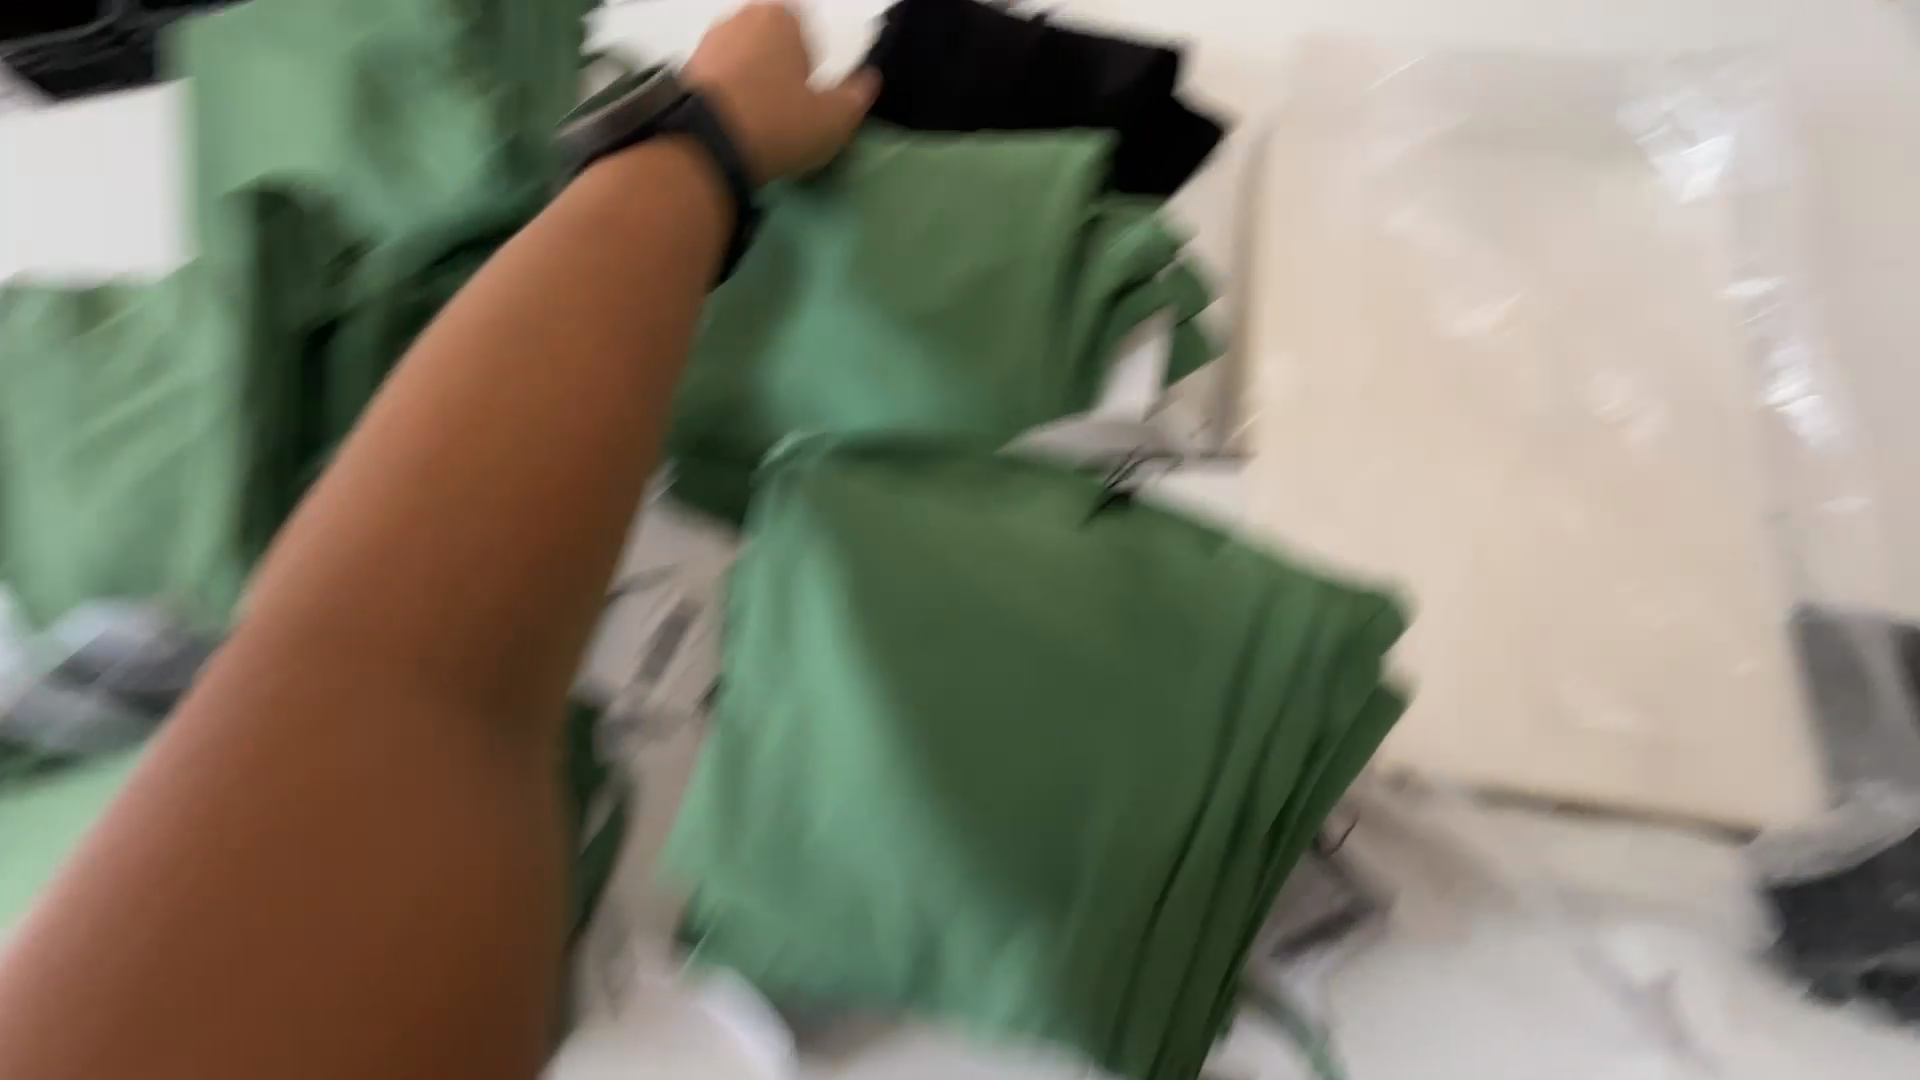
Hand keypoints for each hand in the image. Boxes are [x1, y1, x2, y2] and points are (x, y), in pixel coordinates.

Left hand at [685, 2, 879, 184]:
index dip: (811, 68)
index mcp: (783, 17)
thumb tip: (868, 80)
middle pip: (772, 44)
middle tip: (787, 114)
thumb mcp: (835, 119)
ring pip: (744, 61)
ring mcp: (711, 39)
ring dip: (753, 84)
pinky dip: (729, 97)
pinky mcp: (687, 67)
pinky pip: (720, 80)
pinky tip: (735, 126)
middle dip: (780, 71)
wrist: (710, 143)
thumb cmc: (781, 124)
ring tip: (759, 125)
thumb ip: (857, 96)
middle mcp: (743, 15)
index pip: (807, 34)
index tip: (809, 99)